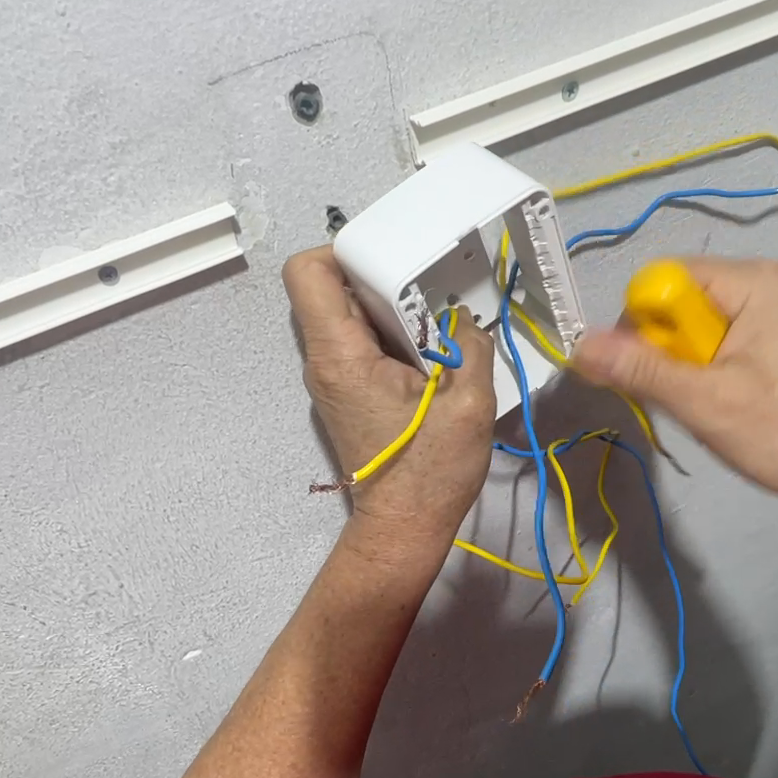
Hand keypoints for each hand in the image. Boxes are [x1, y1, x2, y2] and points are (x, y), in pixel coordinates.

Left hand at [283, 248, 495, 548]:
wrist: (402, 526)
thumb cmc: (430, 471)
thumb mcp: (470, 405)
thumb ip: (470, 347)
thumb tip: (463, 321)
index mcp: (341, 355)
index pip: (307, 273)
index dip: (340, 251)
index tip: (388, 260)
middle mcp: (323, 362)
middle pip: (326, 290)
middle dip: (373, 277)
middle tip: (424, 285)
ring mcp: (330, 380)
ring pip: (342, 317)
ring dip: (383, 308)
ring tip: (431, 317)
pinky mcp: (345, 394)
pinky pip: (355, 344)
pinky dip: (385, 335)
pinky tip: (425, 350)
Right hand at [571, 256, 777, 506]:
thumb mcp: (703, 401)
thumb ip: (638, 368)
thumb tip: (577, 344)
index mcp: (752, 281)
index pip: (661, 280)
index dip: (640, 325)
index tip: (649, 374)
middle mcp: (767, 282)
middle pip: (679, 302)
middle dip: (667, 352)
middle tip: (689, 398)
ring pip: (699, 328)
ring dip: (689, 369)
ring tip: (714, 407)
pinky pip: (725, 342)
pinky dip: (713, 373)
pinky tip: (732, 406)